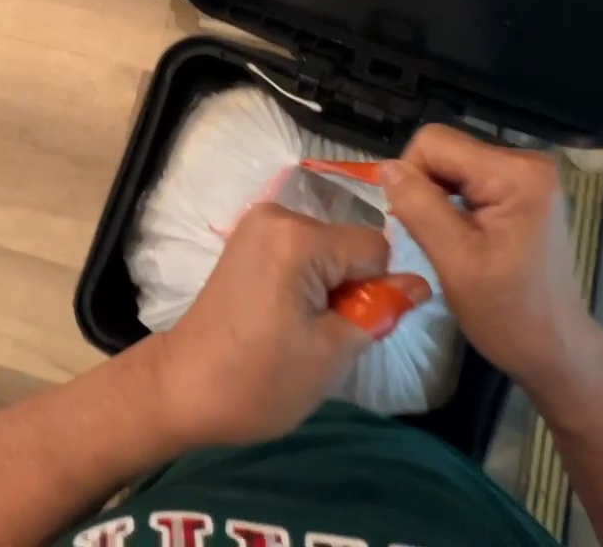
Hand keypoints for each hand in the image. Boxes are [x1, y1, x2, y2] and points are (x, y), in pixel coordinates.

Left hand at [143, 203, 429, 446]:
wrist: (182, 388)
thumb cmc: (259, 379)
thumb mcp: (331, 351)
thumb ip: (380, 309)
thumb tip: (420, 284)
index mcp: (298, 236)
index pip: (374, 249)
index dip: (378, 291)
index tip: (353, 327)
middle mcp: (277, 214)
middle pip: (348, 244)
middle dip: (351, 286)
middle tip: (322, 332)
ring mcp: (258, 223)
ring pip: (328, 248)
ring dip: (329, 284)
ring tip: (301, 326)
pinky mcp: (247, 239)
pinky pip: (301, 250)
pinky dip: (307, 278)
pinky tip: (286, 312)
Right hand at [381, 124, 596, 394]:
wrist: (554, 349)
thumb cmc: (508, 314)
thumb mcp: (454, 262)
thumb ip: (419, 207)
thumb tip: (386, 167)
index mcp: (516, 173)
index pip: (434, 142)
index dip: (411, 176)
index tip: (416, 223)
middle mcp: (527, 162)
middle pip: (444, 150)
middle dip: (426, 188)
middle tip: (433, 237)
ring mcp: (527, 174)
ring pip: (451, 164)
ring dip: (437, 198)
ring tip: (448, 240)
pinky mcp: (522, 189)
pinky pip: (467, 178)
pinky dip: (453, 203)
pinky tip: (462, 236)